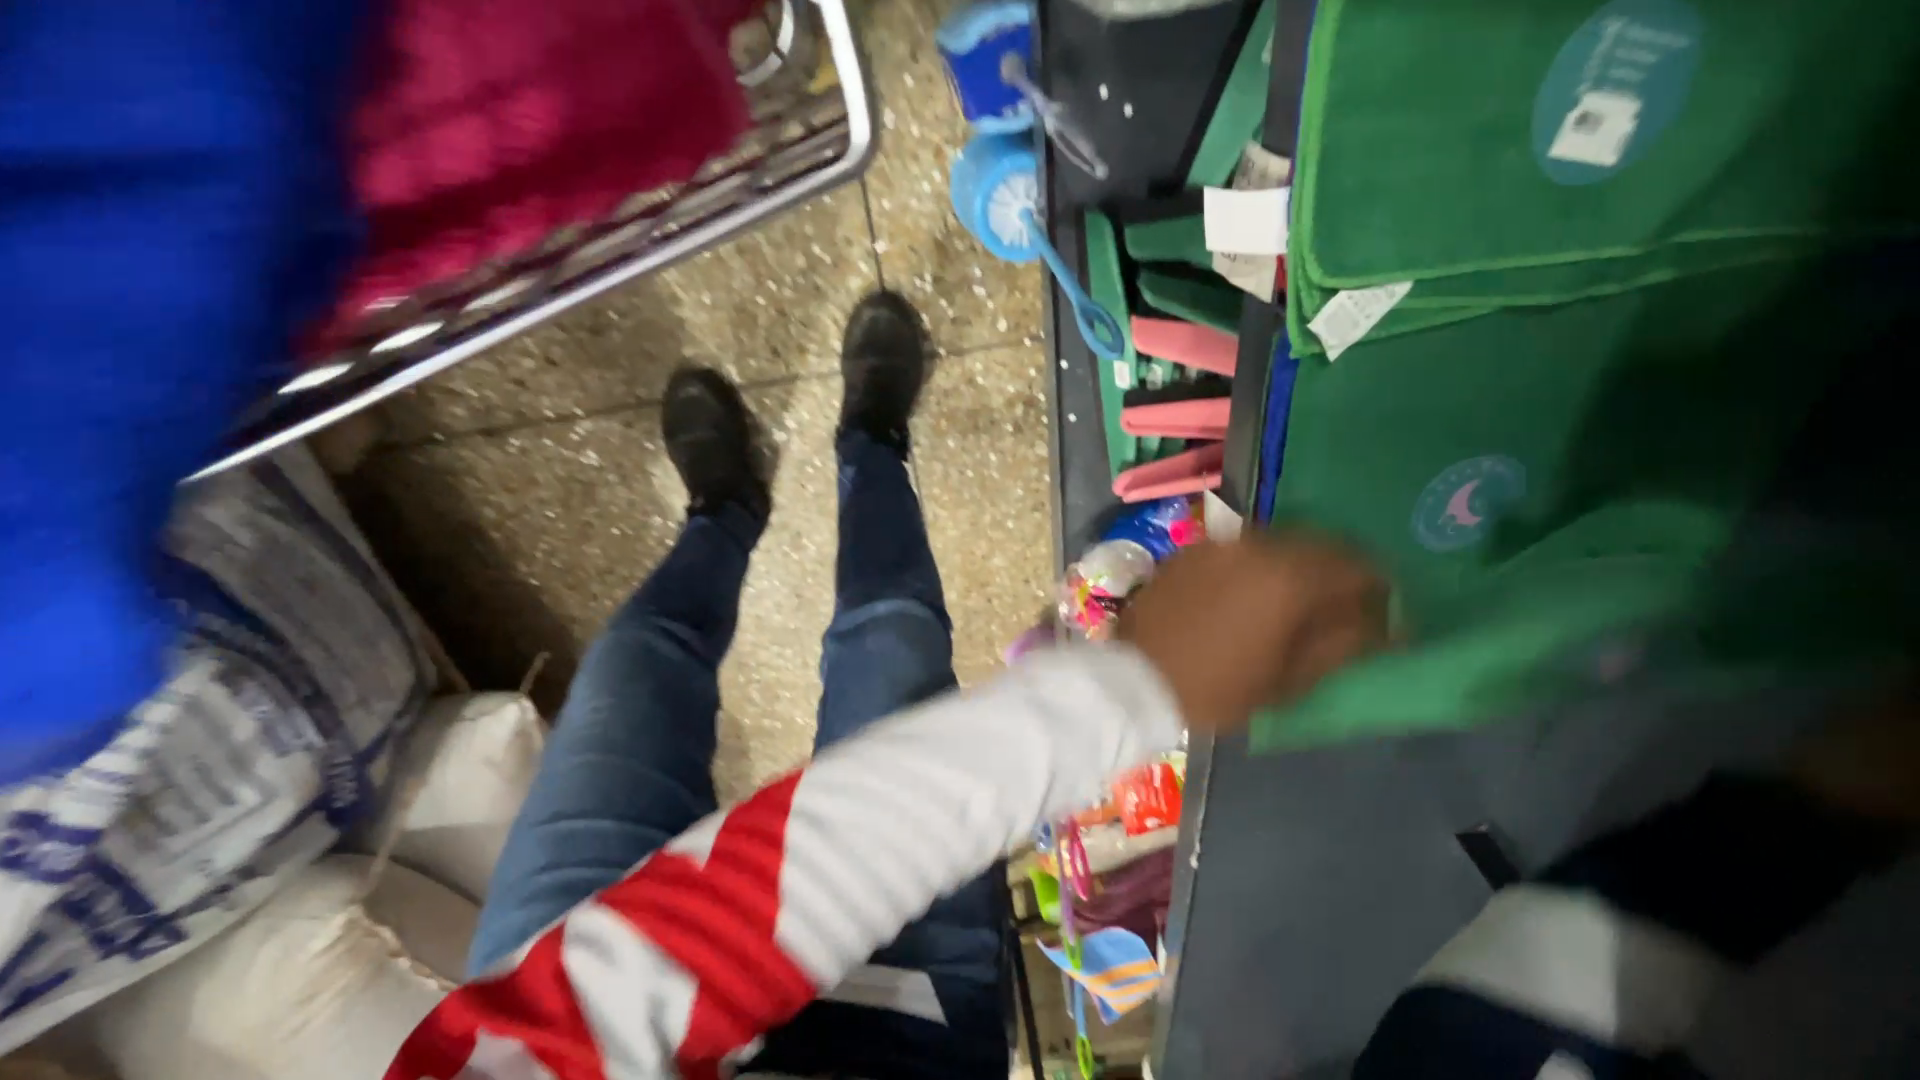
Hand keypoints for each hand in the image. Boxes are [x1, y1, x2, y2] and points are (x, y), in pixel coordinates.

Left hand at [1116, 532, 1388, 733]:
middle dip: (1336, 569)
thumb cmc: (1219, 687)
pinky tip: (1253, 592)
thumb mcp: (1291, 677)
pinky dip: (1258, 564)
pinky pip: (1240, 549)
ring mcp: (1219, 543)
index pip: (1355, 565)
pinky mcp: (1191, 550)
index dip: (1377, 585)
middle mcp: (1257, 545)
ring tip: (1298, 599)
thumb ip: (1345, 642)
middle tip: (1343, 602)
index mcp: (1290, 576)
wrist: (1136, 678)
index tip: (1383, 607)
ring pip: (1278, 542)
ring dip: (1297, 563)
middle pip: (1317, 544)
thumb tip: (1388, 622)